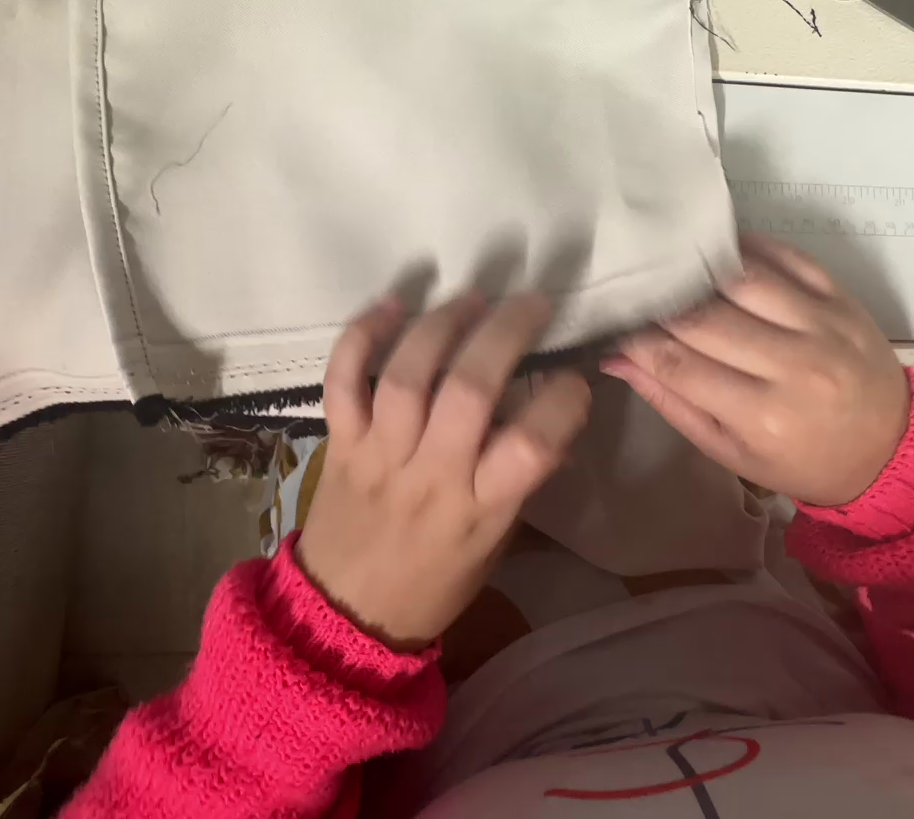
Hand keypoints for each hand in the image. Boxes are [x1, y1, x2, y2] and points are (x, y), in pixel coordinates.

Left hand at [297, 291, 591, 649]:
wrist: (343, 616)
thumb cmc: (436, 580)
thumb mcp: (496, 539)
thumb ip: (521, 478)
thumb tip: (553, 414)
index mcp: (481, 508)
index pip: (532, 446)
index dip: (563, 400)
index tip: (573, 377)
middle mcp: (431, 475)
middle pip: (470, 391)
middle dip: (506, 333)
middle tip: (532, 302)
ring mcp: (380, 455)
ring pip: (408, 376)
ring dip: (443, 325)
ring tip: (471, 298)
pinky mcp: (341, 442)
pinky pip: (343, 381)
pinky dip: (361, 338)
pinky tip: (391, 306)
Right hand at [601, 234, 909, 506]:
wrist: (890, 451)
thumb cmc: (800, 461)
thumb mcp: (729, 451)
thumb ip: (671, 402)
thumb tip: (614, 359)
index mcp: (762, 415)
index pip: (677, 363)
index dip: (636, 340)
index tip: (612, 324)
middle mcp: (793, 365)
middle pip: (703, 317)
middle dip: (658, 303)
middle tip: (632, 292)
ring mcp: (822, 324)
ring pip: (741, 278)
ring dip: (697, 268)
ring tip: (668, 265)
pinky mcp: (842, 298)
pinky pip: (788, 256)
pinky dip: (747, 246)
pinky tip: (717, 247)